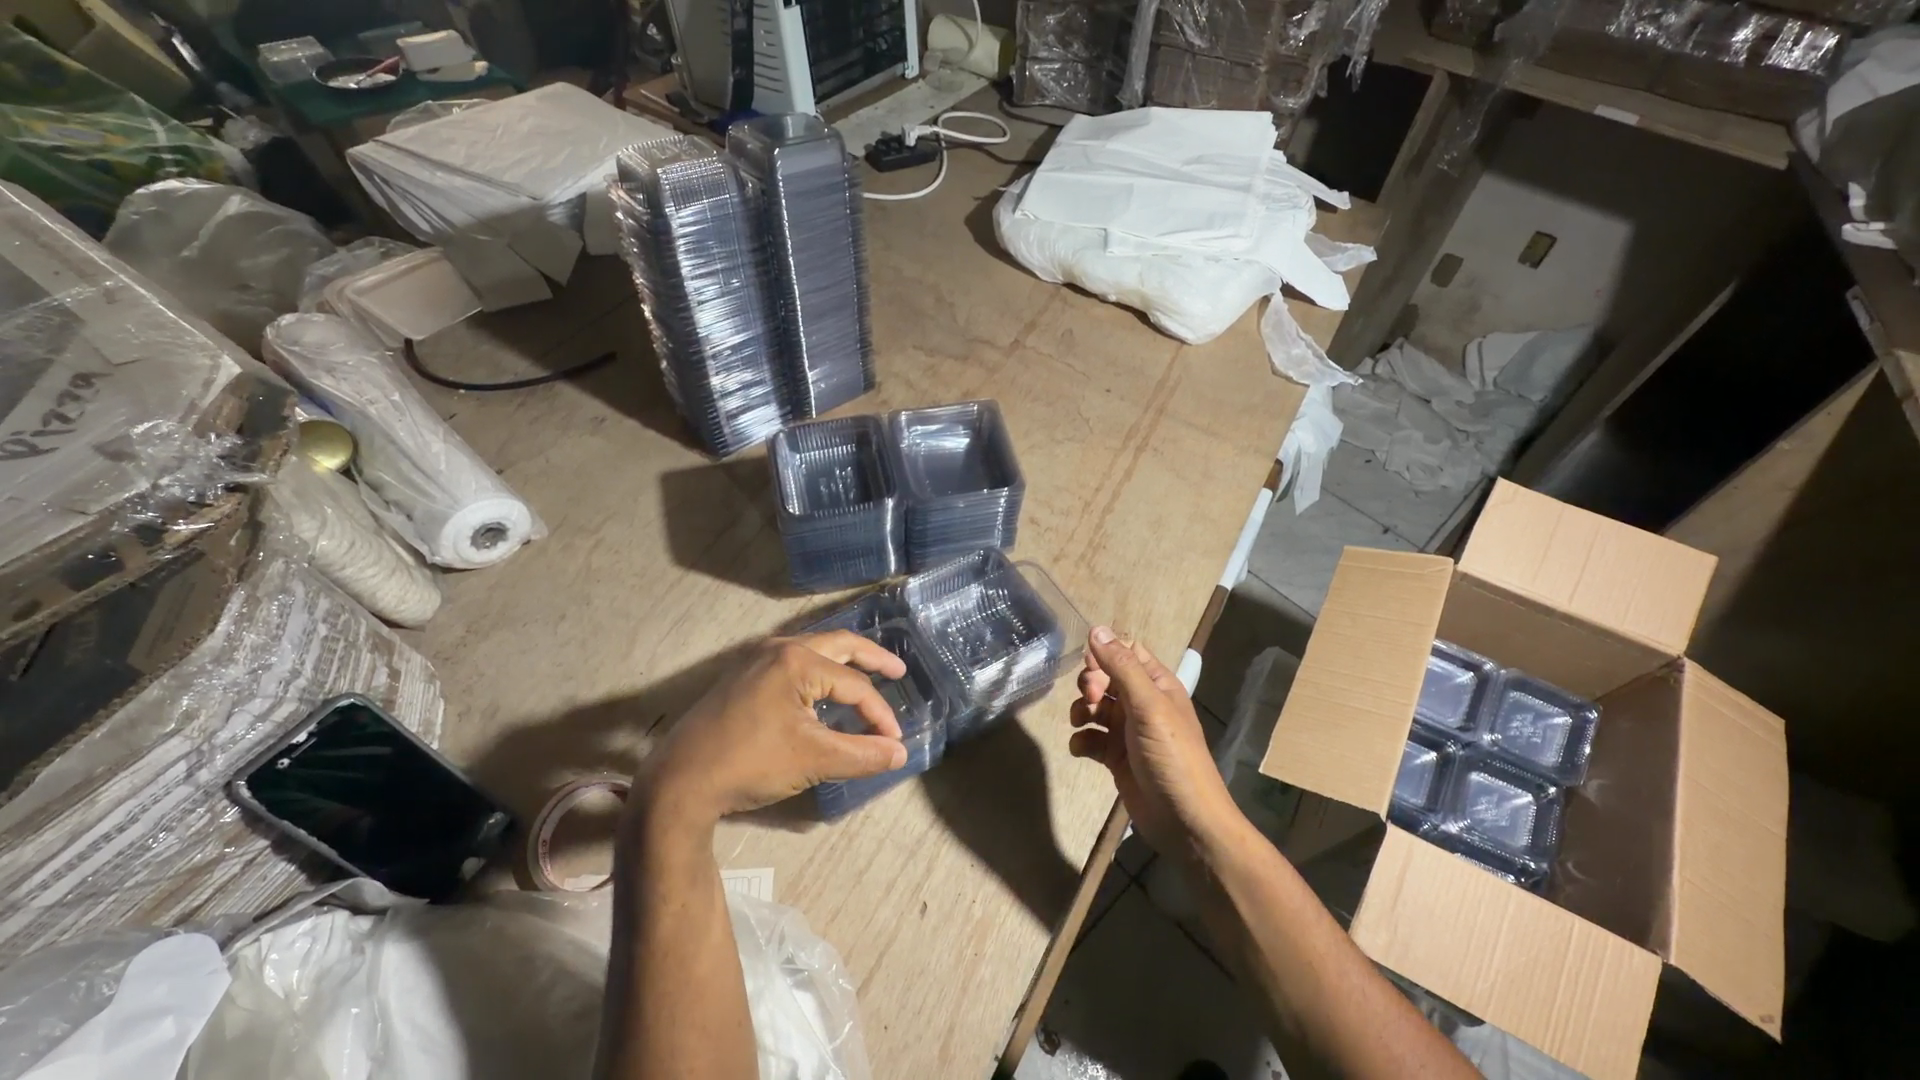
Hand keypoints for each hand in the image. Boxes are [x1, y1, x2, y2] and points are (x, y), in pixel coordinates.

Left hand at [640, 632, 909, 824]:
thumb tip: (900, 753)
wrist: (680, 781)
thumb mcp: (814, 761)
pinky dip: (817, 673)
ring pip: (812, 652)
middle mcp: (777, 649)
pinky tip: (822, 693)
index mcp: (797, 661)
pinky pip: (792, 664)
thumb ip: (862, 754)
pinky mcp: (741, 679)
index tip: (894, 743)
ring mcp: (755, 661)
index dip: (880, 715)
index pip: (854, 685)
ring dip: (842, 663)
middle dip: (871, 658)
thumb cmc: (750, 764)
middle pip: (837, 646)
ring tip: (866, 676)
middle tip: (897, 671)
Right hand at [1070, 626, 1237, 857]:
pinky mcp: (1116, 758)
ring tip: (1080, 724)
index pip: (1127, 652)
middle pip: (1105, 678)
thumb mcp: (1149, 706)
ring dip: (1081, 711)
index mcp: (1158, 685)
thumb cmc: (1172, 756)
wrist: (1184, 820)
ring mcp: (1128, 732)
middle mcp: (1143, 704)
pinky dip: (1082, 741)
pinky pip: (1091, 739)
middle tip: (1089, 700)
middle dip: (1090, 685)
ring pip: (1095, 708)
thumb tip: (1096, 629)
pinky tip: (1082, 749)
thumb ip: (1122, 667)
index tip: (1091, 666)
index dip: (1105, 654)